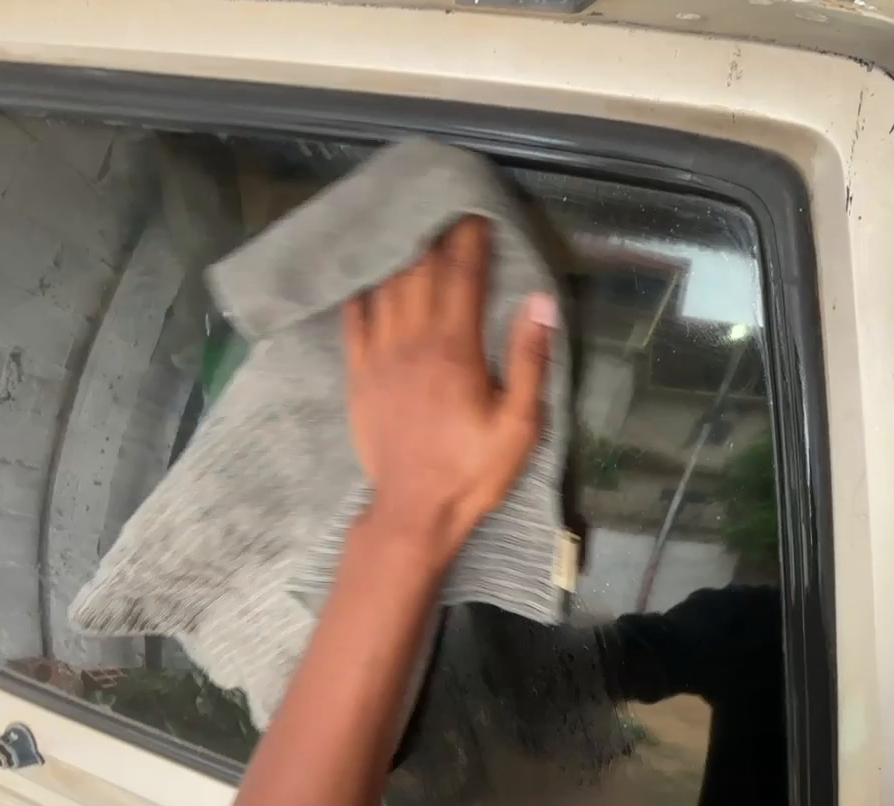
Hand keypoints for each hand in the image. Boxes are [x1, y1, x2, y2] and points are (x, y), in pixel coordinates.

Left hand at [341, 215, 553, 559]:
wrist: (413, 510)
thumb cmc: (472, 471)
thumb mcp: (518, 425)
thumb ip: (528, 361)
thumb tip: (540, 303)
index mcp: (454, 348)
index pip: (462, 274)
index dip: (471, 237)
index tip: (478, 212)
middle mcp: (411, 340)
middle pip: (420, 269)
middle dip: (435, 233)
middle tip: (444, 208)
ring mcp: (378, 355)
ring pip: (384, 285)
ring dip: (398, 250)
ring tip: (407, 225)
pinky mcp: (358, 374)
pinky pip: (353, 317)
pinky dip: (362, 287)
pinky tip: (367, 272)